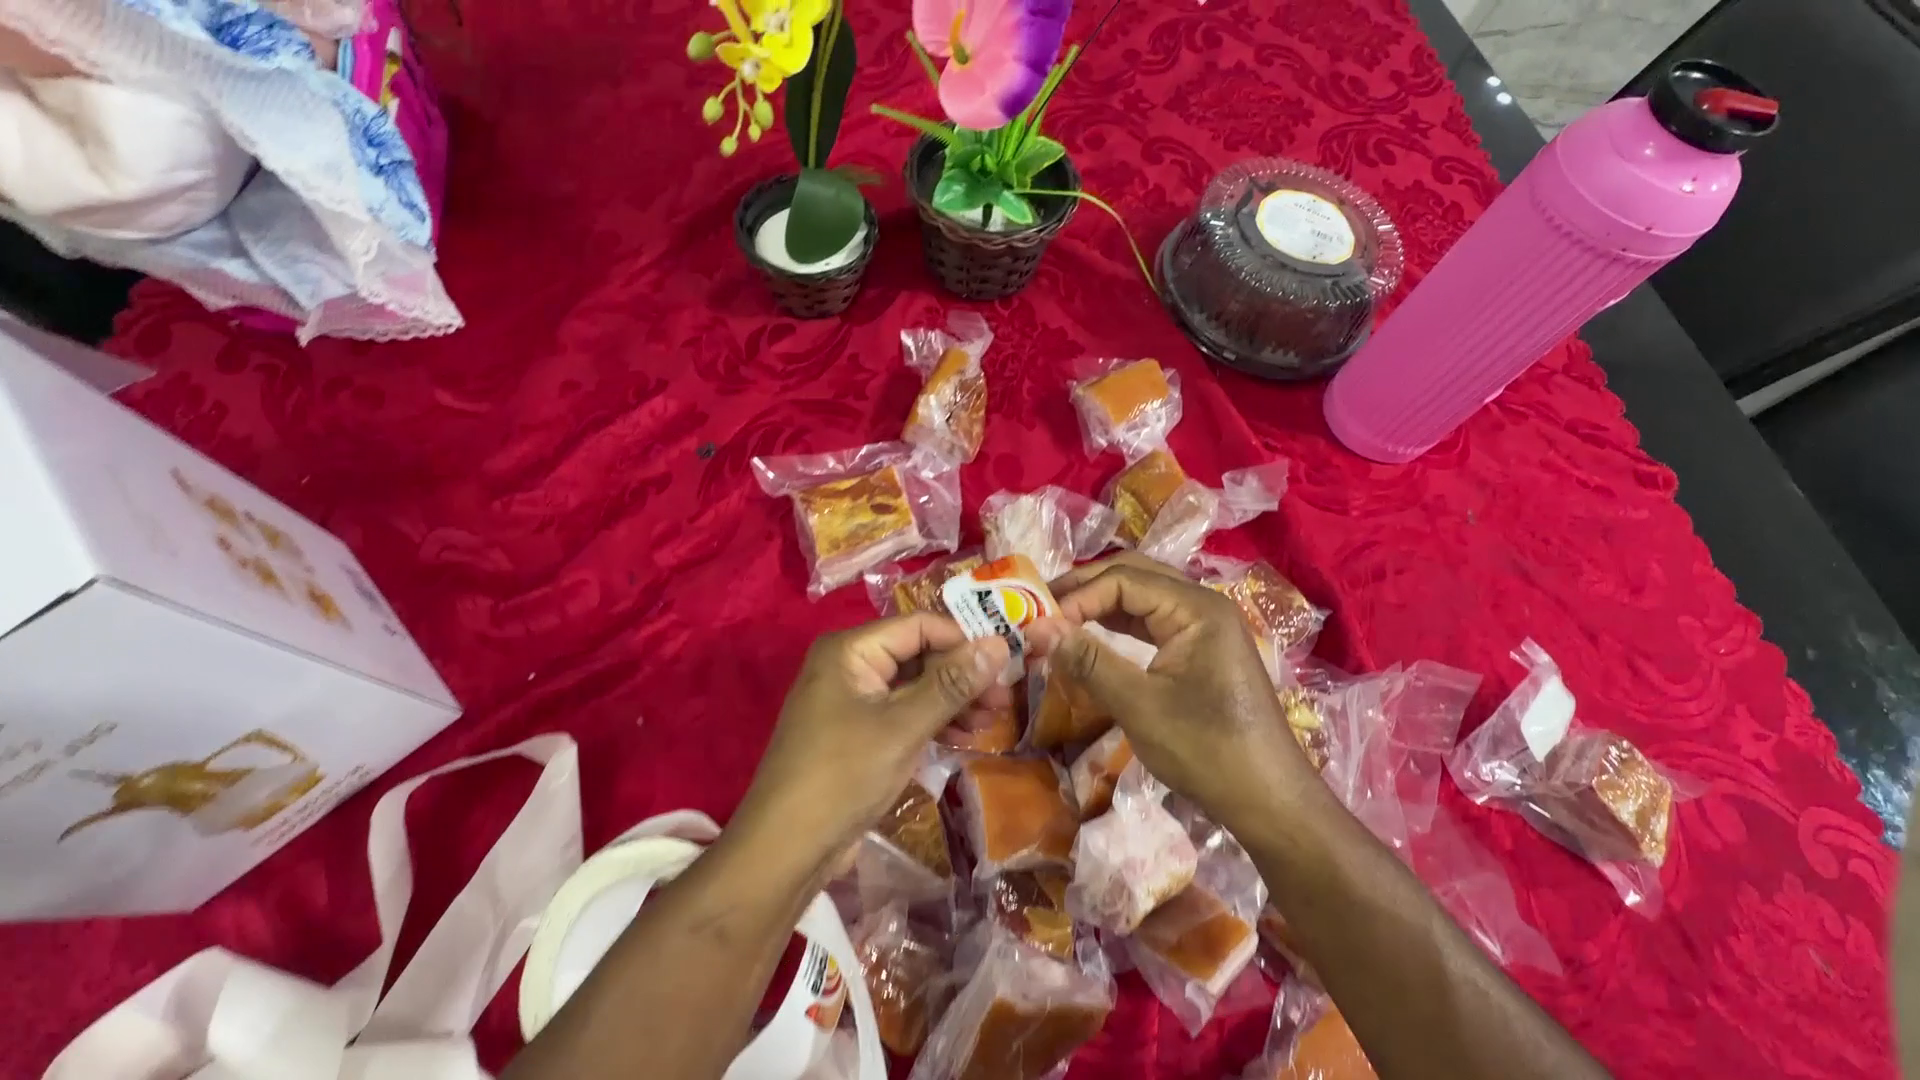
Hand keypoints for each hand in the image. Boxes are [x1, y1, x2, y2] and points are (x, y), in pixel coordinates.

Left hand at [734, 614, 1010, 863]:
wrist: (787, 847)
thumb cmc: (844, 775)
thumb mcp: (903, 726)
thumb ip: (952, 684)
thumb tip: (1000, 645)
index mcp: (850, 650)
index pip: (920, 626)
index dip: (965, 640)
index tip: (1008, 664)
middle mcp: (848, 666)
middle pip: (918, 655)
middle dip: (962, 675)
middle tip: (1005, 701)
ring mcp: (851, 702)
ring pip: (913, 687)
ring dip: (953, 702)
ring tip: (992, 723)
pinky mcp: (856, 734)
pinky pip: (902, 714)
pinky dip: (933, 723)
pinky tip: (964, 739)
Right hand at [1026, 555, 1314, 834]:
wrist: (1267, 798)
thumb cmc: (1205, 749)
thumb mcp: (1139, 705)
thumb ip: (1088, 661)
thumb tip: (1038, 628)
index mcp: (1196, 608)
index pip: (1124, 579)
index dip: (1078, 596)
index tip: (1039, 624)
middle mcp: (1203, 606)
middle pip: (1134, 577)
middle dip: (1086, 589)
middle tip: (1041, 608)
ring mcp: (1205, 628)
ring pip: (1143, 599)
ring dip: (1100, 605)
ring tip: (1058, 619)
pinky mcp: (1202, 651)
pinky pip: (1153, 623)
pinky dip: (1119, 626)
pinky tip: (1092, 637)